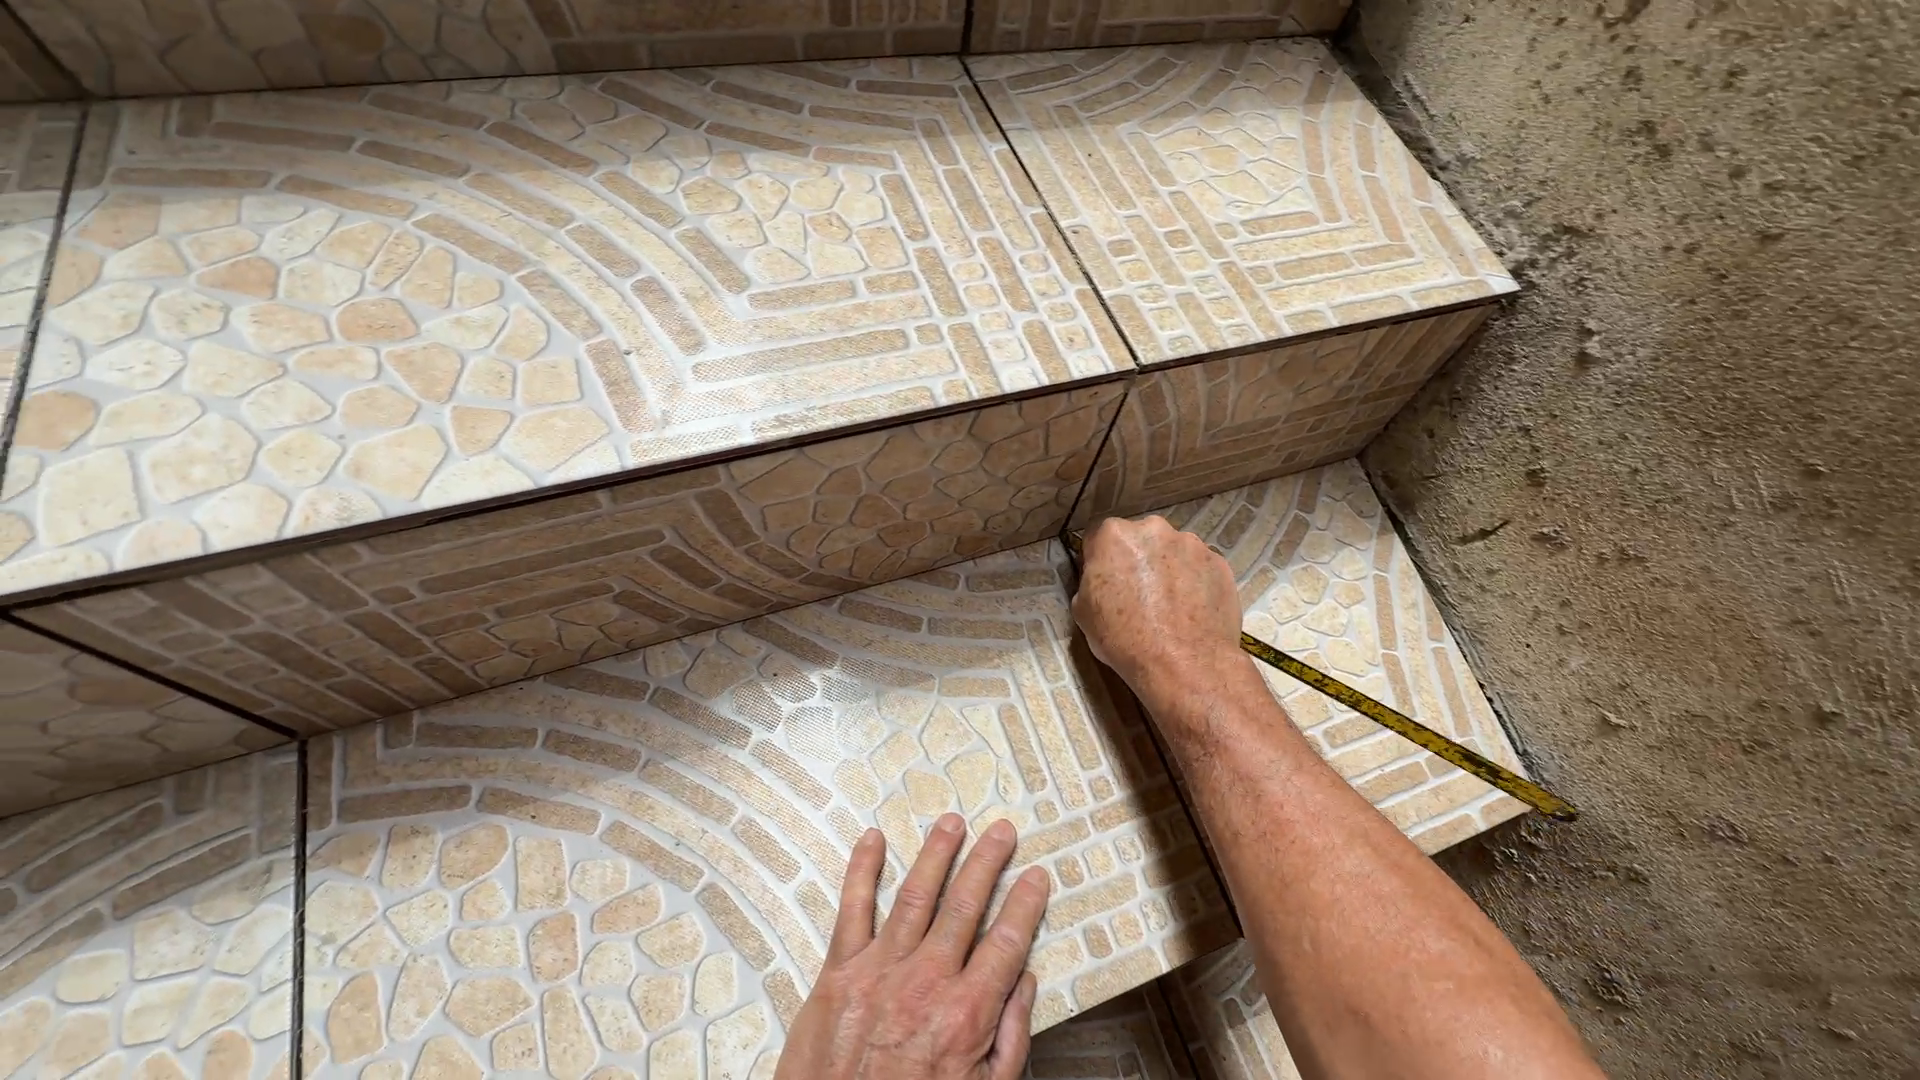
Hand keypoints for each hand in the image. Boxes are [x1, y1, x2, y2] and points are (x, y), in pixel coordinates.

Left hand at [774, 814, 1049, 1079]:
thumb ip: (1009, 1039)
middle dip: (987, 863)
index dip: (1025, 906)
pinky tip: (872, 840)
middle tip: (1002, 830)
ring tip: (952, 822)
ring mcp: (879, 970)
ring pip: (915, 896)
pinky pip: (851, 910)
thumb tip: (1025, 981)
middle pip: (964, 906)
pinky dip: (861, 870)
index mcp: (964, 1014)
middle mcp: (925, 980)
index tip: (1037, 876)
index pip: (1005, 943)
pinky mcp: (838, 972)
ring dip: (936, 854)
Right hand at [1072, 515, 1246, 704]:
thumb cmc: (1124, 638)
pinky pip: (1199, 567)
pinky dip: (1193, 582)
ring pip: (1172, 551)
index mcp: (1114, 535)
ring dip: (1167, 569)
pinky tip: (1190, 610)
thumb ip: (1090, 580)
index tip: (1104, 579)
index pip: (1099, 536)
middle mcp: (1154, 529)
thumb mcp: (1083, 611)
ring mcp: (1191, 544)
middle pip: (1139, 539)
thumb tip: (1101, 578)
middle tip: (1137, 593)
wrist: (1184, 663)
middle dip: (1137, 559)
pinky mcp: (1219, 563)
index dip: (1099, 559)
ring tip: (1168, 605)